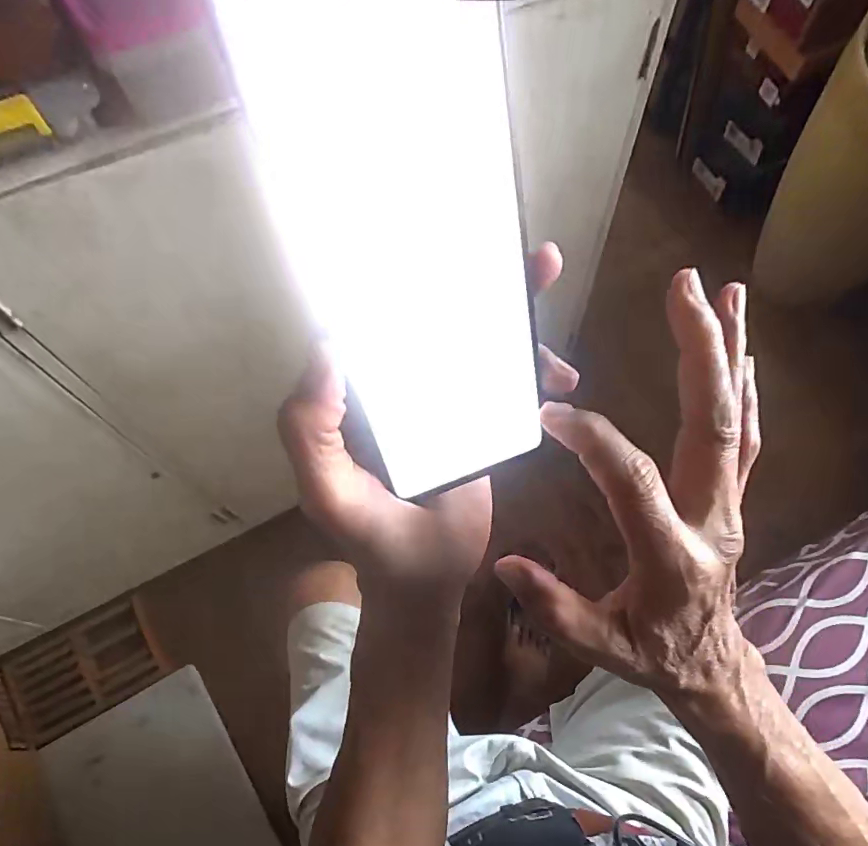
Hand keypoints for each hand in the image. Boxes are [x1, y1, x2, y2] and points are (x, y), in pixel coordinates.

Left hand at [278, 245, 576, 597]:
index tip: (442, 243)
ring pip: (485, 351)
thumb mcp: (325, 488)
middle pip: (445, 323)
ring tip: (552, 342)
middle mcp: (407, 388)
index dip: (408, 278)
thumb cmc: (369, 537)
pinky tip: (559, 381)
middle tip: (529, 260)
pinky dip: (536, 376)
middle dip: (487, 287)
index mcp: (365, 392)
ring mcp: (449, 405)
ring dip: (524, 331)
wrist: (426, 579)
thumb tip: (328, 347)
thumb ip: (309, 426)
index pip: (383, 322)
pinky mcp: (485, 428)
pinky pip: (510, 389)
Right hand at [494, 268, 757, 702]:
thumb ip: (553, 607)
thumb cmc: (653, 655)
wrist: (713, 666)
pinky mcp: (733, 501)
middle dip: (699, 352)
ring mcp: (729, 506)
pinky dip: (742, 389)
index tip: (550, 416)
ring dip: (730, 354)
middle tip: (685, 289)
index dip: (592, 440)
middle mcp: (711, 520)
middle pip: (710, 425)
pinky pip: (743, 438)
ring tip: (727, 294)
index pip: (633, 478)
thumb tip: (507, 563)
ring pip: (735, 421)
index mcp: (671, 554)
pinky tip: (741, 351)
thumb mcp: (599, 646)